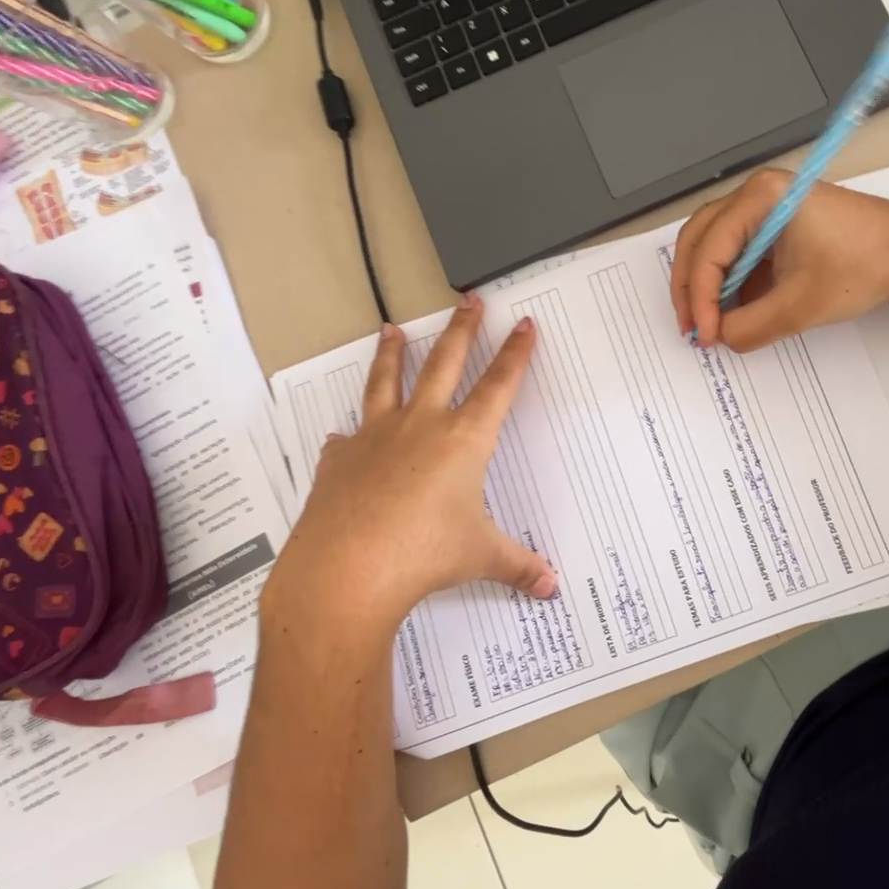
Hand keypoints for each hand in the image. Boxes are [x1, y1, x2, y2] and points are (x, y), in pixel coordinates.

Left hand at [264, 297, 555, 626]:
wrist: (347, 570)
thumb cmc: (423, 555)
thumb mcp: (480, 557)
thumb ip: (518, 566)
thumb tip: (549, 586)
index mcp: (463, 440)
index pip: (499, 386)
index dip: (515, 354)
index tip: (523, 325)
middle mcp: (420, 426)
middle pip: (445, 364)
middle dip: (462, 330)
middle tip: (469, 301)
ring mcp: (375, 437)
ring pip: (387, 382)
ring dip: (393, 354)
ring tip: (391, 330)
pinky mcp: (339, 459)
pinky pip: (347, 438)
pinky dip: (351, 433)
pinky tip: (346, 433)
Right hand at [671, 169, 888, 350]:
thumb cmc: (864, 265)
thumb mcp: (801, 306)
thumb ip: (750, 327)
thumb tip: (719, 338)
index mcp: (761, 197)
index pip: (710, 250)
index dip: (700, 297)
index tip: (705, 335)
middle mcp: (756, 193)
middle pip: (699, 239)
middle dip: (690, 287)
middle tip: (691, 328)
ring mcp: (765, 207)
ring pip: (713, 245)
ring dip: (705, 285)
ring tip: (707, 324)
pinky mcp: (776, 225)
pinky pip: (737, 252)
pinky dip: (727, 283)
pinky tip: (729, 312)